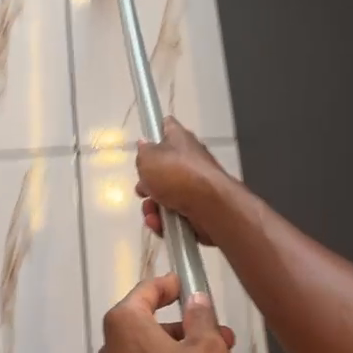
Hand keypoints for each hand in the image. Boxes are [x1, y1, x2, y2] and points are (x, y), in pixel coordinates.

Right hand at [137, 117, 238, 244]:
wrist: (210, 206)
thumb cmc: (176, 174)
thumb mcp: (147, 158)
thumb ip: (143, 152)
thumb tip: (144, 145)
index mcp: (180, 138)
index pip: (166, 127)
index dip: (153, 133)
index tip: (142, 146)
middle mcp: (189, 159)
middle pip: (162, 167)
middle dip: (147, 182)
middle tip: (142, 190)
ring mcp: (195, 184)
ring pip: (166, 194)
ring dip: (153, 206)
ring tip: (151, 214)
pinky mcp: (199, 208)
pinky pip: (175, 213)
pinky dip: (166, 221)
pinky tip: (160, 225)